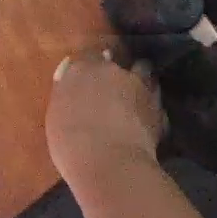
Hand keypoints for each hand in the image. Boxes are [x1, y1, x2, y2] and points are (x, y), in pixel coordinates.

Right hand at [47, 48, 166, 178]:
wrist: (110, 163)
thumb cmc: (71, 141)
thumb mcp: (57, 114)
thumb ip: (66, 90)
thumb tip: (69, 73)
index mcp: (87, 69)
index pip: (89, 54)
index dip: (91, 63)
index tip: (91, 74)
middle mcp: (117, 72)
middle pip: (121, 63)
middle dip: (119, 73)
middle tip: (113, 90)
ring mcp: (142, 88)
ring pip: (145, 74)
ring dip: (141, 82)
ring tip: (136, 97)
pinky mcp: (159, 109)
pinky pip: (156, 104)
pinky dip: (152, 109)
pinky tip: (146, 121)